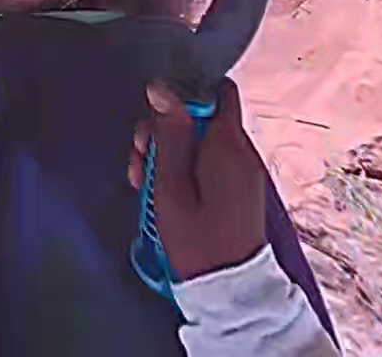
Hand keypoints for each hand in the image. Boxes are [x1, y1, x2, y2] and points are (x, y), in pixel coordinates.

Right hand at [129, 79, 267, 279]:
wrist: (231, 295)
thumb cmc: (198, 237)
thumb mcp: (171, 182)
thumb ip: (168, 132)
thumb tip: (161, 86)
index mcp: (228, 144)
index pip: (217, 90)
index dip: (186, 90)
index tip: (158, 109)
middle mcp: (240, 151)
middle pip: (198, 116)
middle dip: (164, 128)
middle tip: (141, 154)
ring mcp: (241, 170)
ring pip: (197, 139)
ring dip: (166, 150)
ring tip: (142, 178)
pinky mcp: (236, 188)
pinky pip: (206, 160)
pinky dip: (182, 166)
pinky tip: (159, 189)